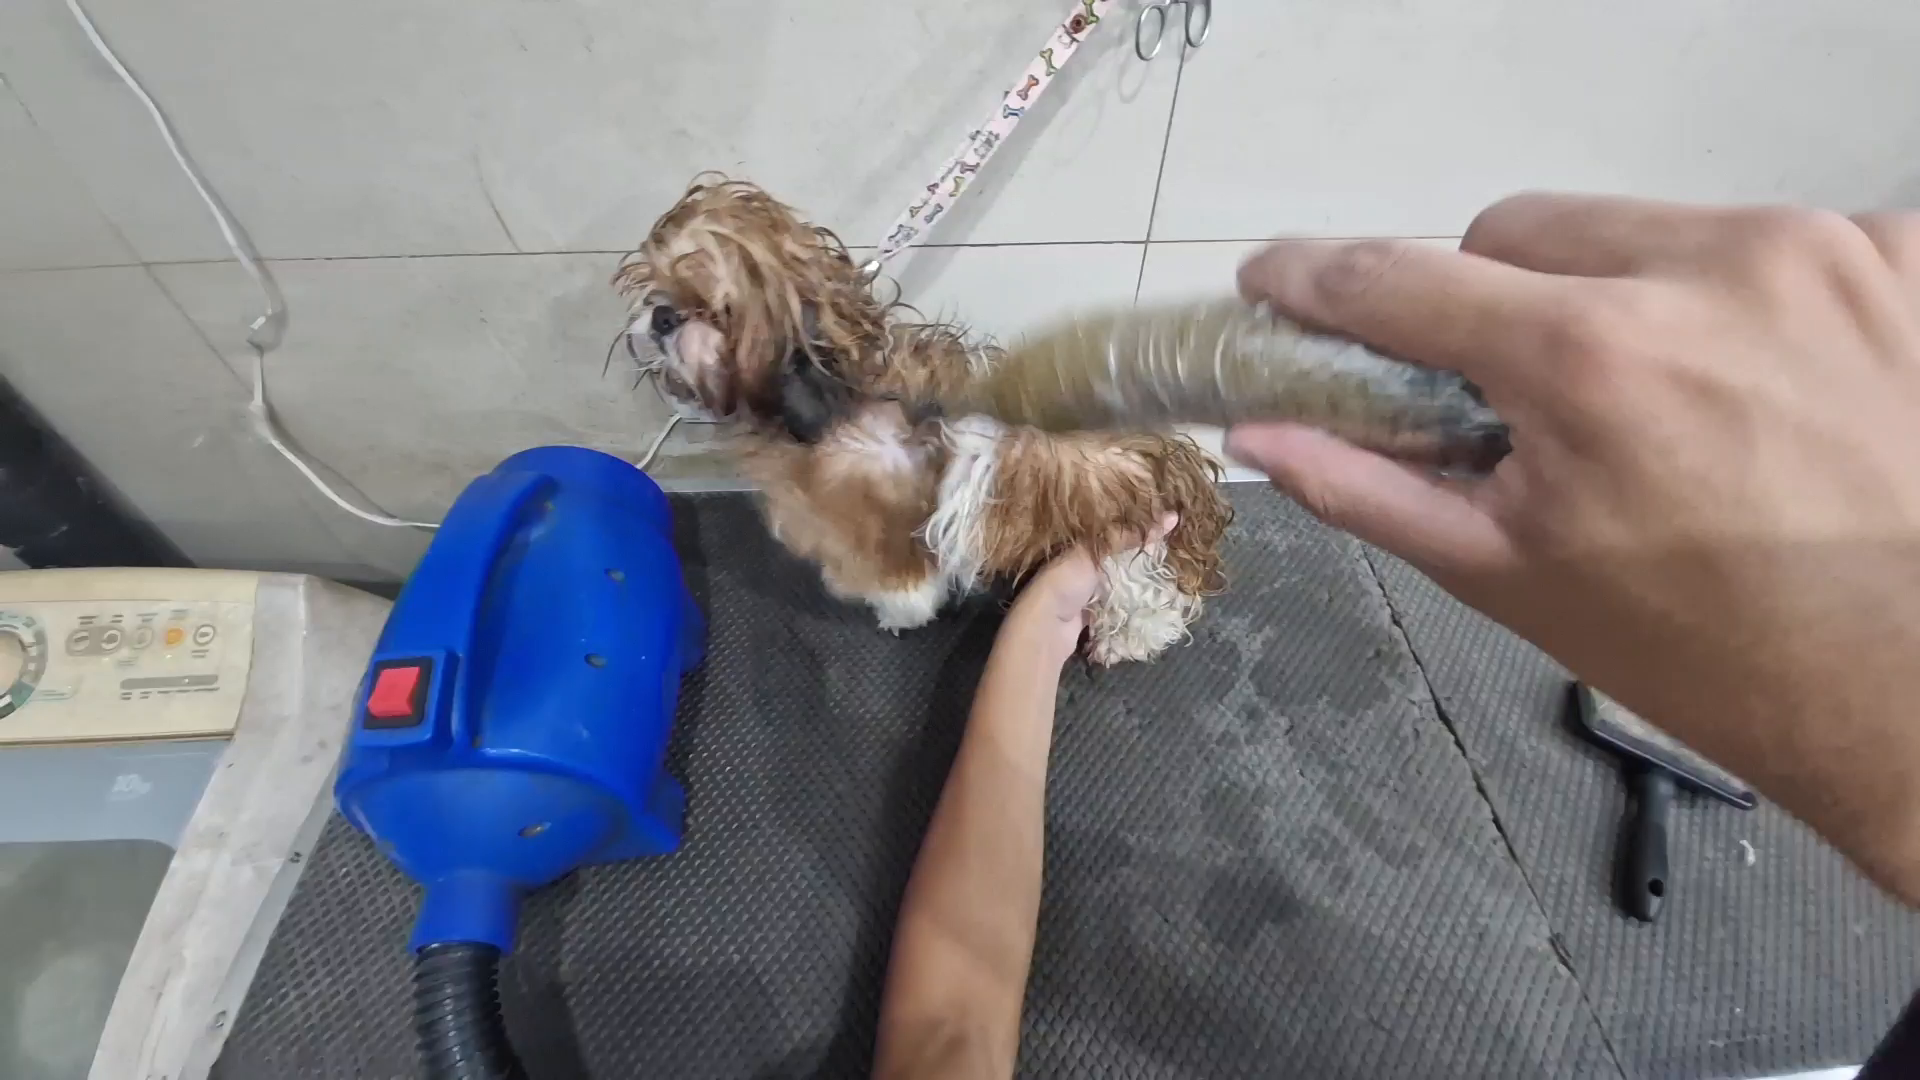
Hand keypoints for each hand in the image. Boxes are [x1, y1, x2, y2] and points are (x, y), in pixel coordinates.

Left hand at [1007, 513, 1179, 654]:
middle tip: (1171, 552)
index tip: (1165, 525)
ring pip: (1115, 581)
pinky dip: (1128, 602)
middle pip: (1114, 557)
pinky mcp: (1088, 614)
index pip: (1111, 531)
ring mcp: (1082, 591)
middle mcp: (1077, 565)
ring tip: (1167, 574)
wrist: (1046, 625)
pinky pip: (1114, 603)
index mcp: (1076, 545)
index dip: (1135, 527)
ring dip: (1135, 581)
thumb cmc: (1067, 581)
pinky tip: (1150, 598)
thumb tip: (1172, 516)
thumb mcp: (1097, 552)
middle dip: (1138, 556)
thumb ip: (1129, 536)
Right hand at [1227, 196, 1919, 901]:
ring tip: (1603, 392)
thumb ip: (1354, 485)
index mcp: (1583, 356)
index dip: (1311, 274)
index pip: (1397, 280)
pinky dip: (1679, 297)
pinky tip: (1710, 382)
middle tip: (1474, 382)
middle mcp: (1707, 268)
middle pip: (1507, 230)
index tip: (1265, 275)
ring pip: (1617, 226)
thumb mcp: (1487, 566)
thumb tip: (1254, 437)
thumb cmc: (1678, 640)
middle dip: (1461, 295)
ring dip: (1570, 291)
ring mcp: (1826, 245)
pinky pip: (1723, 243)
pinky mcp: (1904, 250)